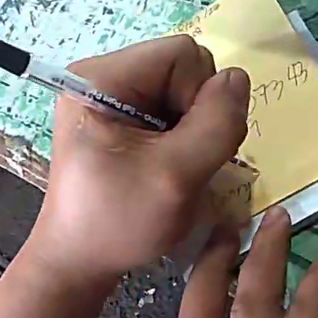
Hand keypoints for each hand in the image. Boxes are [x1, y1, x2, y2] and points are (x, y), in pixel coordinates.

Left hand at [27, 35, 248, 285]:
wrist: (79, 263)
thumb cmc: (117, 222)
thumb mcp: (175, 176)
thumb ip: (215, 123)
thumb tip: (238, 78)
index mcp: (102, 77)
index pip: (183, 54)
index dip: (200, 96)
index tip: (184, 146)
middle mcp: (106, 77)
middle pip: (186, 69)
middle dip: (199, 115)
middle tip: (183, 162)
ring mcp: (114, 98)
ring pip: (186, 92)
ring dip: (195, 131)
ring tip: (175, 169)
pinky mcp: (123, 120)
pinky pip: (175, 111)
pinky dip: (185, 139)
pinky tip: (169, 168)